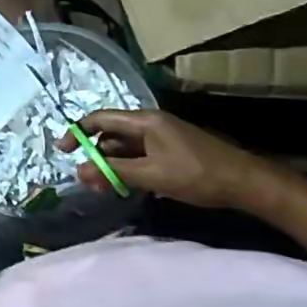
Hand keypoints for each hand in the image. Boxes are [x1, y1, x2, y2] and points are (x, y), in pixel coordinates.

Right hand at [60, 108, 276, 209]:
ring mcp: (162, 136)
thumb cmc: (196, 174)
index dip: (77, 132)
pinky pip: (140, 154)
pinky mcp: (171, 150)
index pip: (100, 119)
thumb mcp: (151, 175)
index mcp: (144, 121)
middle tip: (88, 180)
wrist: (244, 182)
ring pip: (125, 146)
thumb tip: (79, 171)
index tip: (62, 151)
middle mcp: (151, 123)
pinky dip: (128, 167)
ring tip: (106, 187)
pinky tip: (128, 185)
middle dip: (95, 154)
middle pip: (111, 133)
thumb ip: (113, 171)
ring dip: (112, 164)